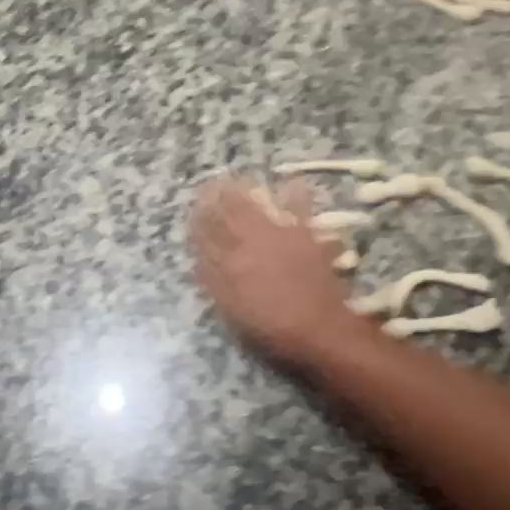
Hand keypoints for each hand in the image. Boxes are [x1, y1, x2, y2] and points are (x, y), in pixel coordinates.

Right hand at [190, 177, 366, 365]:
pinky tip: (292, 181)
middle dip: (215, 199)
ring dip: (242, 192)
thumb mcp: (232, 311)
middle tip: (207, 186)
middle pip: (228, 215)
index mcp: (229, 263)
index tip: (190, 211)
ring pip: (255, 207)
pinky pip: (297, 209)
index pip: (206, 237)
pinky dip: (294, 194)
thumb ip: (214, 282)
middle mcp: (250, 243)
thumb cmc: (272, 327)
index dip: (197, 222)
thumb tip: (197, 260)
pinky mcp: (305, 236)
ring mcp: (278, 236)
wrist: (319, 327)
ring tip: (233, 181)